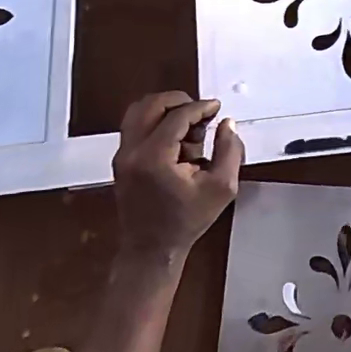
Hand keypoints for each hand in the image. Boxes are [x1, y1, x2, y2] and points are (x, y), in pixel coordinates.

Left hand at [110, 92, 244, 264]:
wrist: (152, 249)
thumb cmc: (187, 221)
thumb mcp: (221, 188)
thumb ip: (229, 151)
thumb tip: (227, 123)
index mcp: (153, 157)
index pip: (177, 116)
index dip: (200, 107)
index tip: (217, 108)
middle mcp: (131, 150)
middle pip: (151, 104)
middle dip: (180, 102)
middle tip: (202, 113)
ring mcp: (122, 155)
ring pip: (139, 112)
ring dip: (166, 110)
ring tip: (189, 128)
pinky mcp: (121, 161)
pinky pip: (136, 126)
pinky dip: (156, 122)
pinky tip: (177, 141)